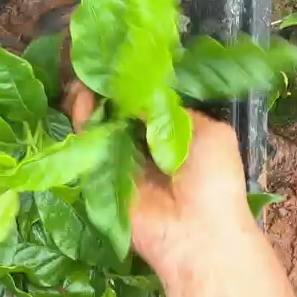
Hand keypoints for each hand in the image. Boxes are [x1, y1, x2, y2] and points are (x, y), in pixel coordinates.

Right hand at [64, 85, 261, 284]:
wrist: (196, 231)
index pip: (149, 105)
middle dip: (110, 91)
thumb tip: (139, 94)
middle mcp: (146, 147)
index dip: (136, 85)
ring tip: (85, 78)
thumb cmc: (213, 180)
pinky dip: (84, 120)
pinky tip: (83, 98)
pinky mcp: (100, 174)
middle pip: (121, 113)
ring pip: (101, 126)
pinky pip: (89, 144)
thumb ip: (172, 110)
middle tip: (97, 68)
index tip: (123, 65)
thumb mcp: (209, 132)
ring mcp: (121, 161)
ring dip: (93, 101)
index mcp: (175, 136)